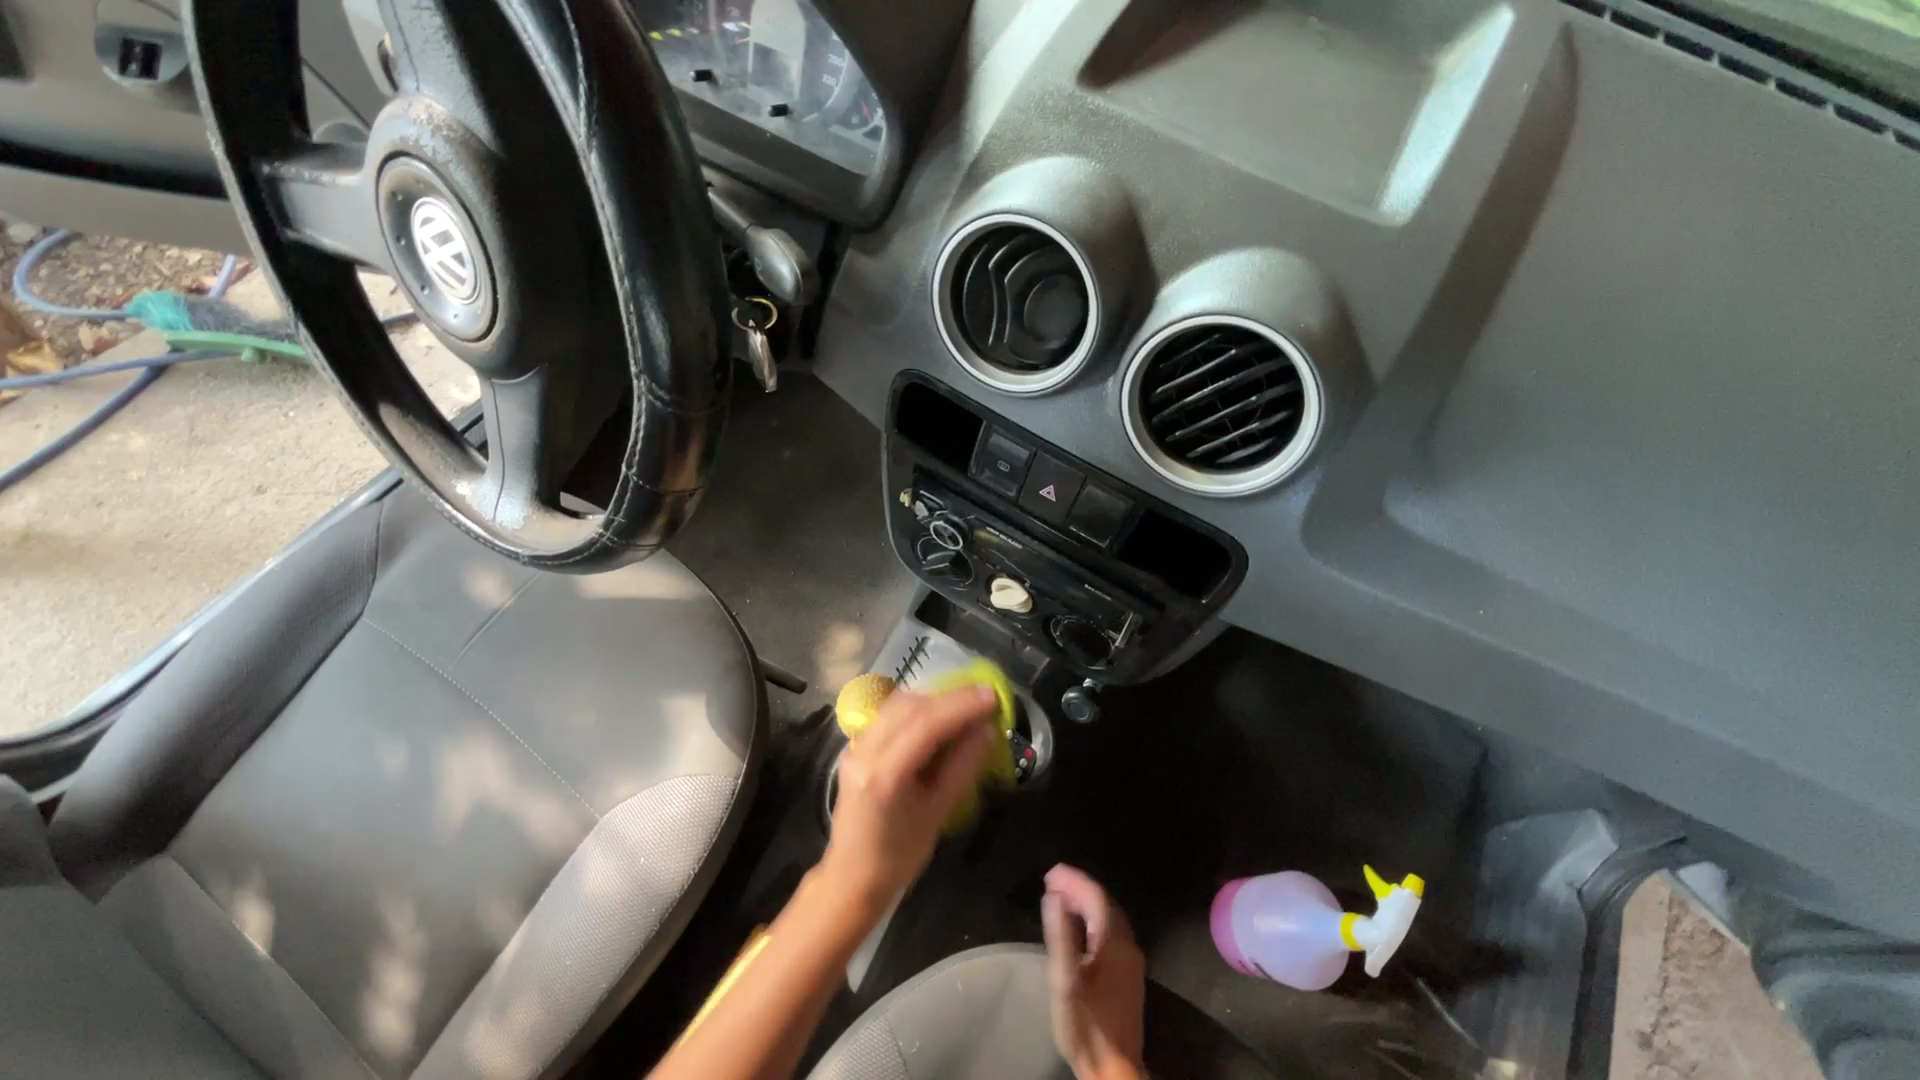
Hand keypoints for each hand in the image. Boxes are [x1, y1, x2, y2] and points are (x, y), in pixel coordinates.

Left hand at [822, 684, 998, 909]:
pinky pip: (889, 716)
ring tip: (966, 708)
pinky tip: (939, 720)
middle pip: (909, 706)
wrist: (852, 877)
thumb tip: (986, 731)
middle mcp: (864, 752)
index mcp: (883, 775)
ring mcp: (855, 747)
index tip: (991, 696)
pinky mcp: (856, 748)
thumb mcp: (937, 814)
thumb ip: (962, 768)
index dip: (960, 705)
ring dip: (933, 700)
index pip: (924, 724)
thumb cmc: (899, 856)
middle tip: (984, 700)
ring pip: (897, 706)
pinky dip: (917, 710)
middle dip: (949, 698)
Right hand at [1043, 864, 1146, 1079]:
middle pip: (1105, 905)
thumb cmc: (1086, 1024)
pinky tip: (1078, 929)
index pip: (1096, 897)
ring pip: (1109, 920)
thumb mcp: (1065, 979)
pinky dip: (1093, 921)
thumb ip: (1060, 935)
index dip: (1074, 880)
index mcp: (1114, 942)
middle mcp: (1128, 946)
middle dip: (1079, 888)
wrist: (1114, 1070)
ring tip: (1060, 899)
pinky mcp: (1127, 976)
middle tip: (1051, 882)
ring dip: (1086, 904)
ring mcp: (1130, 962)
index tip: (1050, 872)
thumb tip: (1054, 896)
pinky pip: (1111, 934)